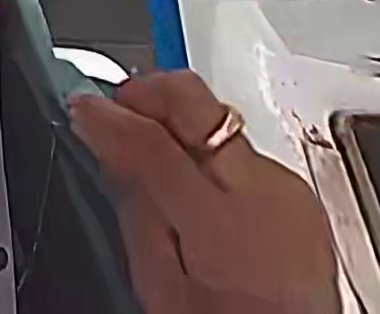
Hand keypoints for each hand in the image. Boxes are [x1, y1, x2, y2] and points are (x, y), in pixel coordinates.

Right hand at [71, 72, 338, 313]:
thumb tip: (109, 148)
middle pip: (192, 98)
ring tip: (145, 140)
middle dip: (143, 89)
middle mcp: (264, 196)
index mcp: (224, 232)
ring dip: (174, 117)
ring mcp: (287, 189)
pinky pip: (238, 147)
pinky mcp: (297, 191)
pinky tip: (188, 174)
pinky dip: (205, 148)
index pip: (151, 143)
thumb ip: (134, 213)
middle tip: (112, 103)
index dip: (107, 117)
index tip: (81, 106)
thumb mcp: (161, 290)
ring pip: (214, 115)